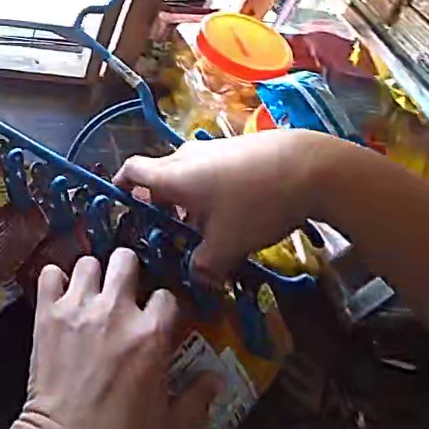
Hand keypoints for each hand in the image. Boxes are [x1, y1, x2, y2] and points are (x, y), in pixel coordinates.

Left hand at [3, 247, 218, 428]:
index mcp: (151, 336)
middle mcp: (115, 311)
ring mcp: (77, 308)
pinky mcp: (47, 313)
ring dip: (92, 276)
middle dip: (129, 272)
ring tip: (92, 296)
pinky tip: (61, 297)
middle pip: (126, 260)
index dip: (165, 307)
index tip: (160, 320)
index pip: (167, 296)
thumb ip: (196, 398)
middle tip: (125, 293)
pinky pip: (49, 274)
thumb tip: (215, 378)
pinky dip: (55, 280)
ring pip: (87, 262)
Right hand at [113, 129, 356, 280]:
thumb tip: (198, 280)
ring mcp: (210, 149)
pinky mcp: (234, 148)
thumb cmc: (255, 203)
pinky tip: (234, 209)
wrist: (308, 166)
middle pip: (157, 174)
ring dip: (186, 197)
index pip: (131, 170)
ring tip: (205, 224)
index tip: (120, 200)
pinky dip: (209, 188)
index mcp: (171, 176)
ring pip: (185, 173)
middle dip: (158, 200)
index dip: (121, 184)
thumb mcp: (229, 243)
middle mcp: (183, 157)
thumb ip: (206, 265)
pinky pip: (208, 168)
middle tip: (169, 228)